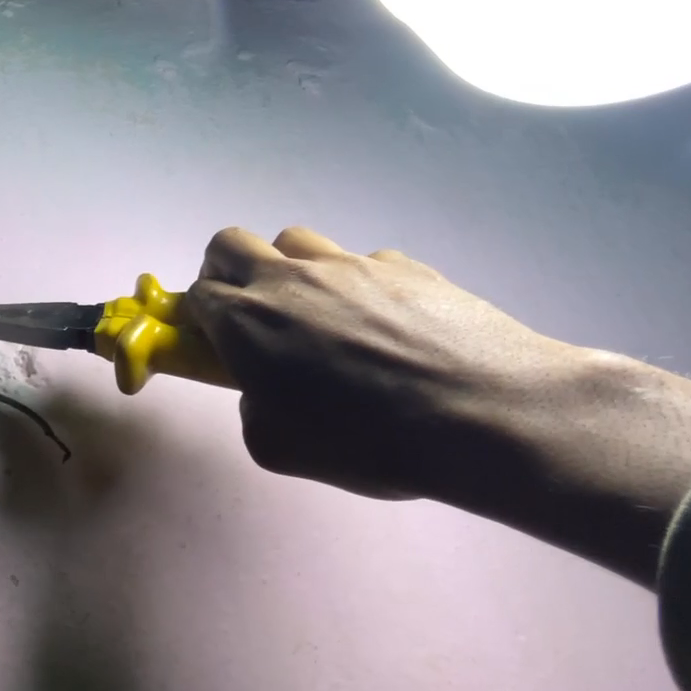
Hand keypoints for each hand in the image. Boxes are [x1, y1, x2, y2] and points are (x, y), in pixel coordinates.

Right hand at [181, 226, 574, 500]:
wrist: (491, 415)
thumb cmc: (370, 441)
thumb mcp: (279, 449)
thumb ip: (252, 408)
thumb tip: (265, 389)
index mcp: (245, 320)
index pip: (198, 292)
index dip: (202, 314)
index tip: (217, 340)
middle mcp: (287, 279)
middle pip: (230, 243)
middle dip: (227, 271)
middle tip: (251, 311)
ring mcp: (349, 265)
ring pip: (294, 241)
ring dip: (291, 269)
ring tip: (322, 314)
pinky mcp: (405, 266)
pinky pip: (363, 263)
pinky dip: (359, 285)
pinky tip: (390, 327)